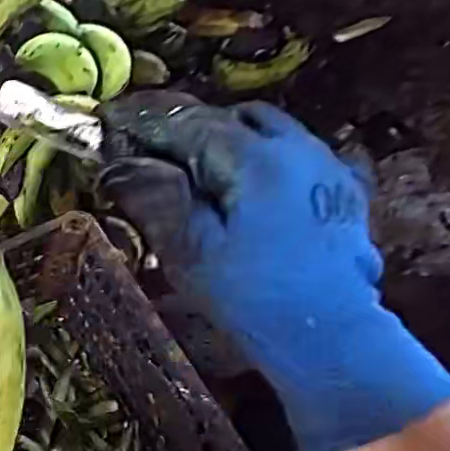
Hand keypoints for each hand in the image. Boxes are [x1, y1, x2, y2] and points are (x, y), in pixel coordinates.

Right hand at [100, 96, 449, 450]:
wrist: (327, 333)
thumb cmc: (249, 294)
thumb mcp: (189, 250)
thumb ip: (155, 198)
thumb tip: (120, 164)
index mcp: (253, 158)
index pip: (188, 122)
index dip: (144, 119)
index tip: (110, 118)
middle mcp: (295, 147)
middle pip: (230, 116)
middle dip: (185, 124)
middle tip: (146, 144)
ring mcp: (324, 165)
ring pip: (265, 129)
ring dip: (222, 136)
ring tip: (189, 161)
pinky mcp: (339, 189)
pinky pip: (290, 152)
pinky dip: (255, 155)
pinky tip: (239, 184)